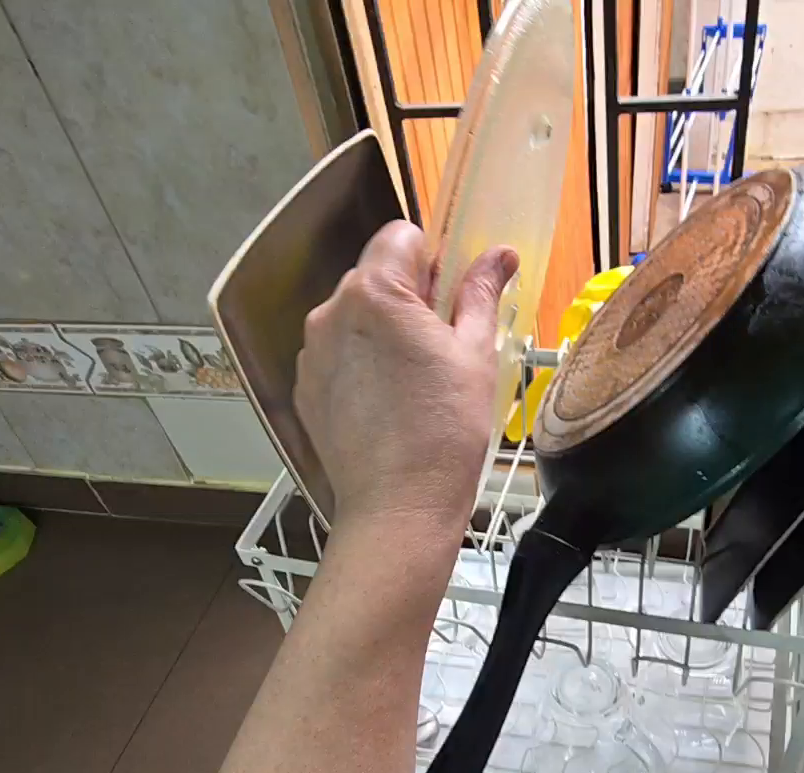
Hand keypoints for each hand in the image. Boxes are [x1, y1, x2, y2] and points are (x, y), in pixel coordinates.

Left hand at [294, 220, 517, 539]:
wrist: (397, 505)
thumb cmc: (446, 430)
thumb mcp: (475, 355)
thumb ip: (480, 294)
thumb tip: (499, 254)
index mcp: (374, 292)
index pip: (402, 236)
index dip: (432, 261)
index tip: (449, 302)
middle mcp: (331, 312)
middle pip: (374, 276)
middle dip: (406, 298)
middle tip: (439, 350)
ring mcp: (311, 352)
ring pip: (353, 318)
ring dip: (381, 333)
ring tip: (411, 385)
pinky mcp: (305, 387)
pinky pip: (336, 355)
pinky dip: (359, 365)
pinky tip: (385, 405)